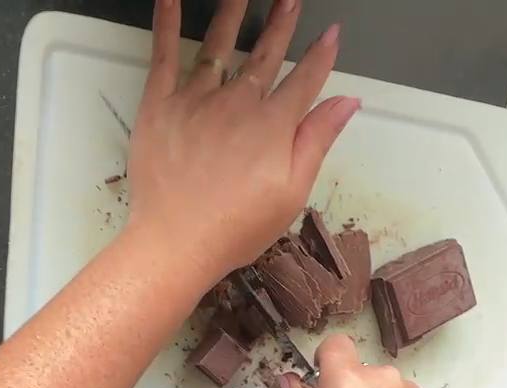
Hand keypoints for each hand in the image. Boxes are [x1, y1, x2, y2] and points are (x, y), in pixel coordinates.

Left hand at [123, 0, 361, 283]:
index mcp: (272, 126)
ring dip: (233, 12)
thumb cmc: (234, 230)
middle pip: (264, 56)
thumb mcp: (291, 195)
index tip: (330, 35)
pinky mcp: (159, 107)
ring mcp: (196, 101)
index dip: (320, 57)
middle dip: (281, 23)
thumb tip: (347, 102)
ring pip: (218, 46)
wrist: (176, 245)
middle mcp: (237, 103)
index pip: (304, 81)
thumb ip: (317, 142)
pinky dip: (167, 23)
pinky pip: (163, 56)